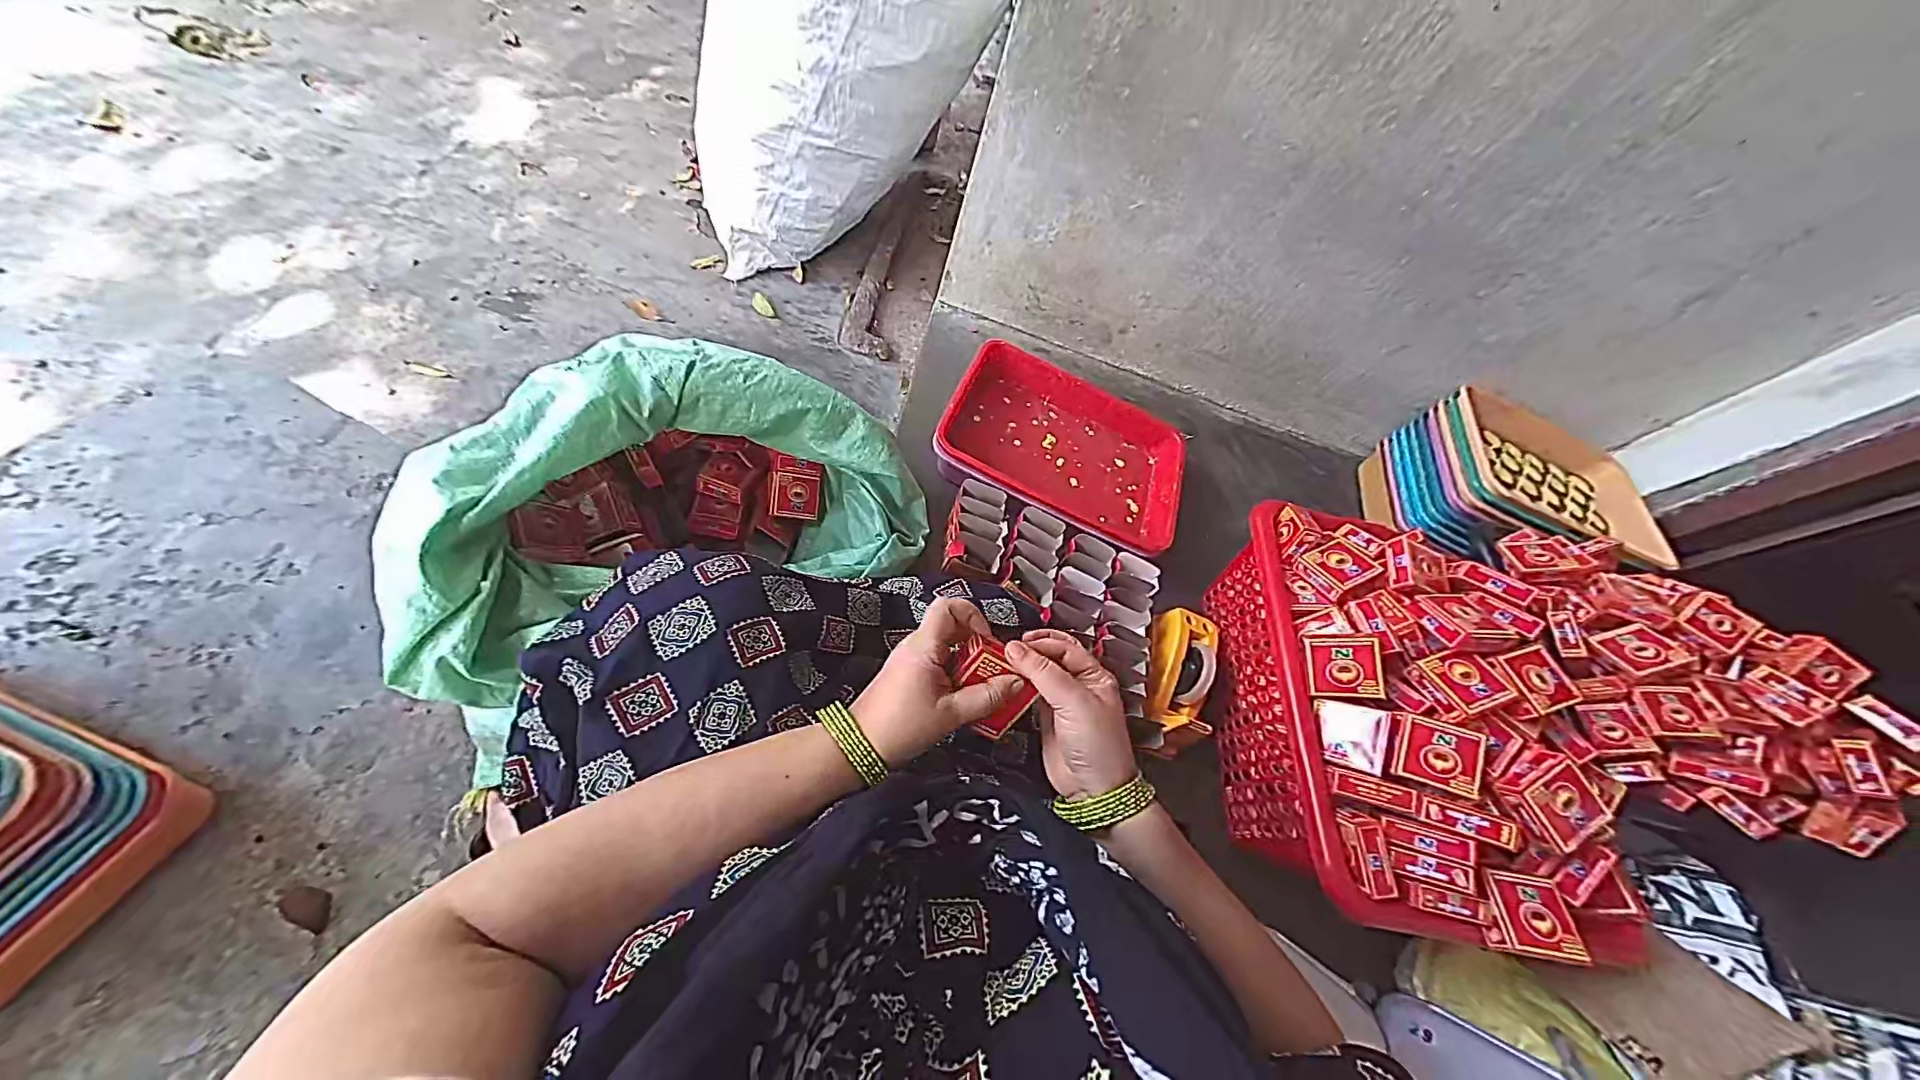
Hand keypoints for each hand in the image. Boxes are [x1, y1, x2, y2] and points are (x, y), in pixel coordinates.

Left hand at [851, 597, 1026, 766]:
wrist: (859, 745)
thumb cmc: (897, 727)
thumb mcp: (951, 714)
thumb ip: (988, 697)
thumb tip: (1016, 683)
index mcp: (924, 646)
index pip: (949, 605)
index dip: (975, 616)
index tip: (988, 643)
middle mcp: (916, 645)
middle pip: (955, 626)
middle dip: (979, 647)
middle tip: (992, 671)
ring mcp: (912, 658)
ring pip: (951, 646)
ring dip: (970, 664)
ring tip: (980, 689)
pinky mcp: (911, 672)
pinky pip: (942, 662)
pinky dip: (958, 674)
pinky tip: (963, 698)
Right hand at [1002, 630, 1137, 799]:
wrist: (1094, 789)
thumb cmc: (1101, 749)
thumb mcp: (1074, 701)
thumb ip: (1044, 672)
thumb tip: (1018, 649)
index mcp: (1094, 676)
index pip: (1065, 647)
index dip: (1042, 642)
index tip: (1019, 643)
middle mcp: (1079, 686)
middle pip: (1051, 658)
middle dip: (1030, 651)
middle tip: (1008, 651)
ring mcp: (1062, 702)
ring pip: (1038, 675)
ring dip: (1022, 669)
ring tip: (1005, 665)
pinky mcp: (1048, 718)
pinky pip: (1030, 695)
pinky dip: (1018, 688)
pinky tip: (1009, 685)